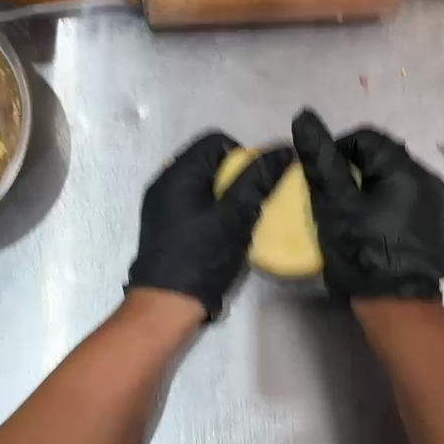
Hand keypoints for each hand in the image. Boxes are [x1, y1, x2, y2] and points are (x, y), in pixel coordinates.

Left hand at [127, 132, 293, 318]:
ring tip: (237, 221)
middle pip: (208, 161)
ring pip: (202, 184)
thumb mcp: (236, 215)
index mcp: (178, 172)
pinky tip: (219, 234)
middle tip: (249, 205)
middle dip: (235, 177)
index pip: (215, 141)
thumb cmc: (202, 255)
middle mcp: (164, 181)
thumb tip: (283, 148)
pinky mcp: (162, 224)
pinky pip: (191, 203)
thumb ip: (258, 179)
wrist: (166, 303)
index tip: (254, 184)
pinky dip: (210, 210)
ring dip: (224, 196)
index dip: (242, 155)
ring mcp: (160, 204)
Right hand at [292, 109, 443, 299]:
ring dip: (367, 189)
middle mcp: (427, 178)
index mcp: (406, 168)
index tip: (322, 182)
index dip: (336, 153)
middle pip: (380, 157)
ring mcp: (435, 202)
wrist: (397, 304)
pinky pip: (403, 199)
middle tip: (332, 201)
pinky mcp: (434, 224)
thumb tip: (304, 116)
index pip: (363, 138)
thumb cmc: (362, 250)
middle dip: (352, 172)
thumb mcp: (334, 202)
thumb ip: (319, 158)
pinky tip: (371, 229)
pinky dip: (383, 205)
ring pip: (391, 179)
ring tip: (349, 216)